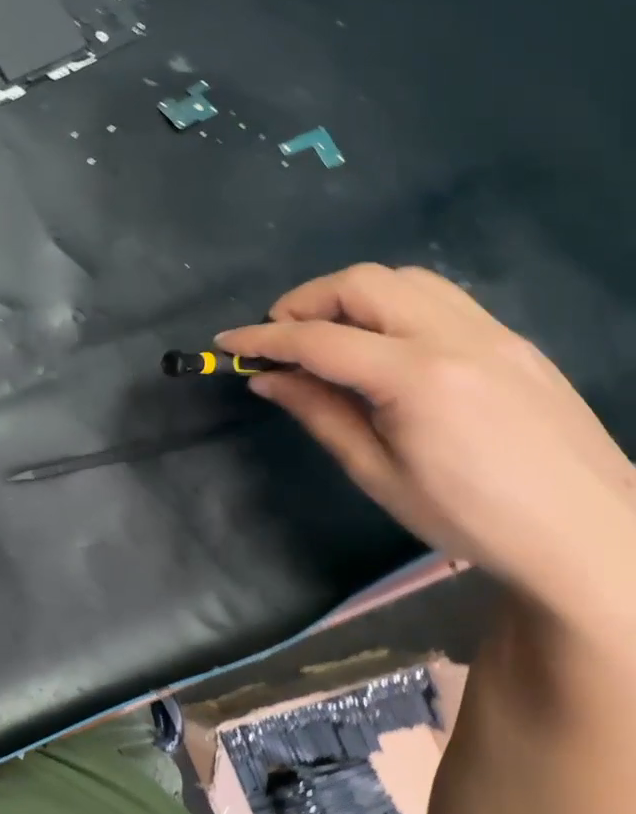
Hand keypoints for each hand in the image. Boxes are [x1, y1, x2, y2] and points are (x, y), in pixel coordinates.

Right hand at [218, 264, 635, 588]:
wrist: (590, 534)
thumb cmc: (468, 516)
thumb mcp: (376, 472)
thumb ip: (318, 412)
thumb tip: (268, 377)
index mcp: (419, 379)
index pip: (319, 339)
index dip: (262, 337)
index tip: (223, 344)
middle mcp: (457, 340)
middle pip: (363, 284)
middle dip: (305, 301)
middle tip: (278, 338)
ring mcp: (493, 335)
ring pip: (404, 280)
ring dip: (350, 296)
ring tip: (326, 335)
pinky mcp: (512, 342)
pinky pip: (439, 299)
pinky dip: (391, 306)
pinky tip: (378, 344)